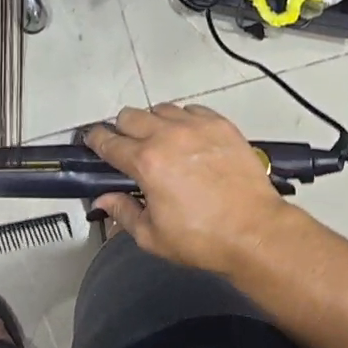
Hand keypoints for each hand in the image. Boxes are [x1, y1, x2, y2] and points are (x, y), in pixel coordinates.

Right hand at [85, 104, 292, 276]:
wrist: (255, 231)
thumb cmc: (202, 239)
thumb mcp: (153, 237)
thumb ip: (123, 213)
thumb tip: (103, 199)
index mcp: (146, 162)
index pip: (108, 141)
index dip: (95, 140)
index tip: (93, 141)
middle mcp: (167, 135)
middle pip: (130, 116)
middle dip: (123, 130)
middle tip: (130, 148)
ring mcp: (196, 125)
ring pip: (161, 109)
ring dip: (154, 123)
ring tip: (163, 143)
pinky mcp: (220, 124)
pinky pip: (191, 109)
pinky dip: (184, 120)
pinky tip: (190, 139)